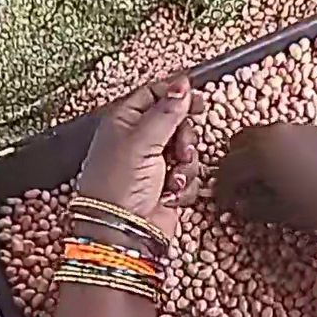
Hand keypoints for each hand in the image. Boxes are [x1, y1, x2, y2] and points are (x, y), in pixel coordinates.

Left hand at [80, 77, 205, 235]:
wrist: (123, 231)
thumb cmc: (119, 186)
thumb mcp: (142, 141)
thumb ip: (166, 112)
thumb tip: (183, 85)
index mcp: (126, 122)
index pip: (155, 95)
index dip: (176, 96)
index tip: (196, 102)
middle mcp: (141, 142)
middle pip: (178, 124)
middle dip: (185, 139)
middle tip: (181, 151)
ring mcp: (156, 166)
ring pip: (188, 153)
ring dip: (185, 167)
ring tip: (172, 180)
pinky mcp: (169, 188)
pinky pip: (190, 178)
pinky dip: (184, 188)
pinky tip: (170, 195)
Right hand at [215, 124, 316, 230]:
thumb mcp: (285, 212)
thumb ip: (257, 208)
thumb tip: (241, 206)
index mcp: (258, 154)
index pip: (227, 169)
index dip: (223, 189)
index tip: (226, 204)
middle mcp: (271, 133)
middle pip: (239, 143)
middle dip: (235, 164)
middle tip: (241, 188)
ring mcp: (293, 127)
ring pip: (261, 136)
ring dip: (256, 155)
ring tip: (265, 179)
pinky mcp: (313, 128)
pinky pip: (284, 136)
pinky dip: (277, 150)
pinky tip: (289, 170)